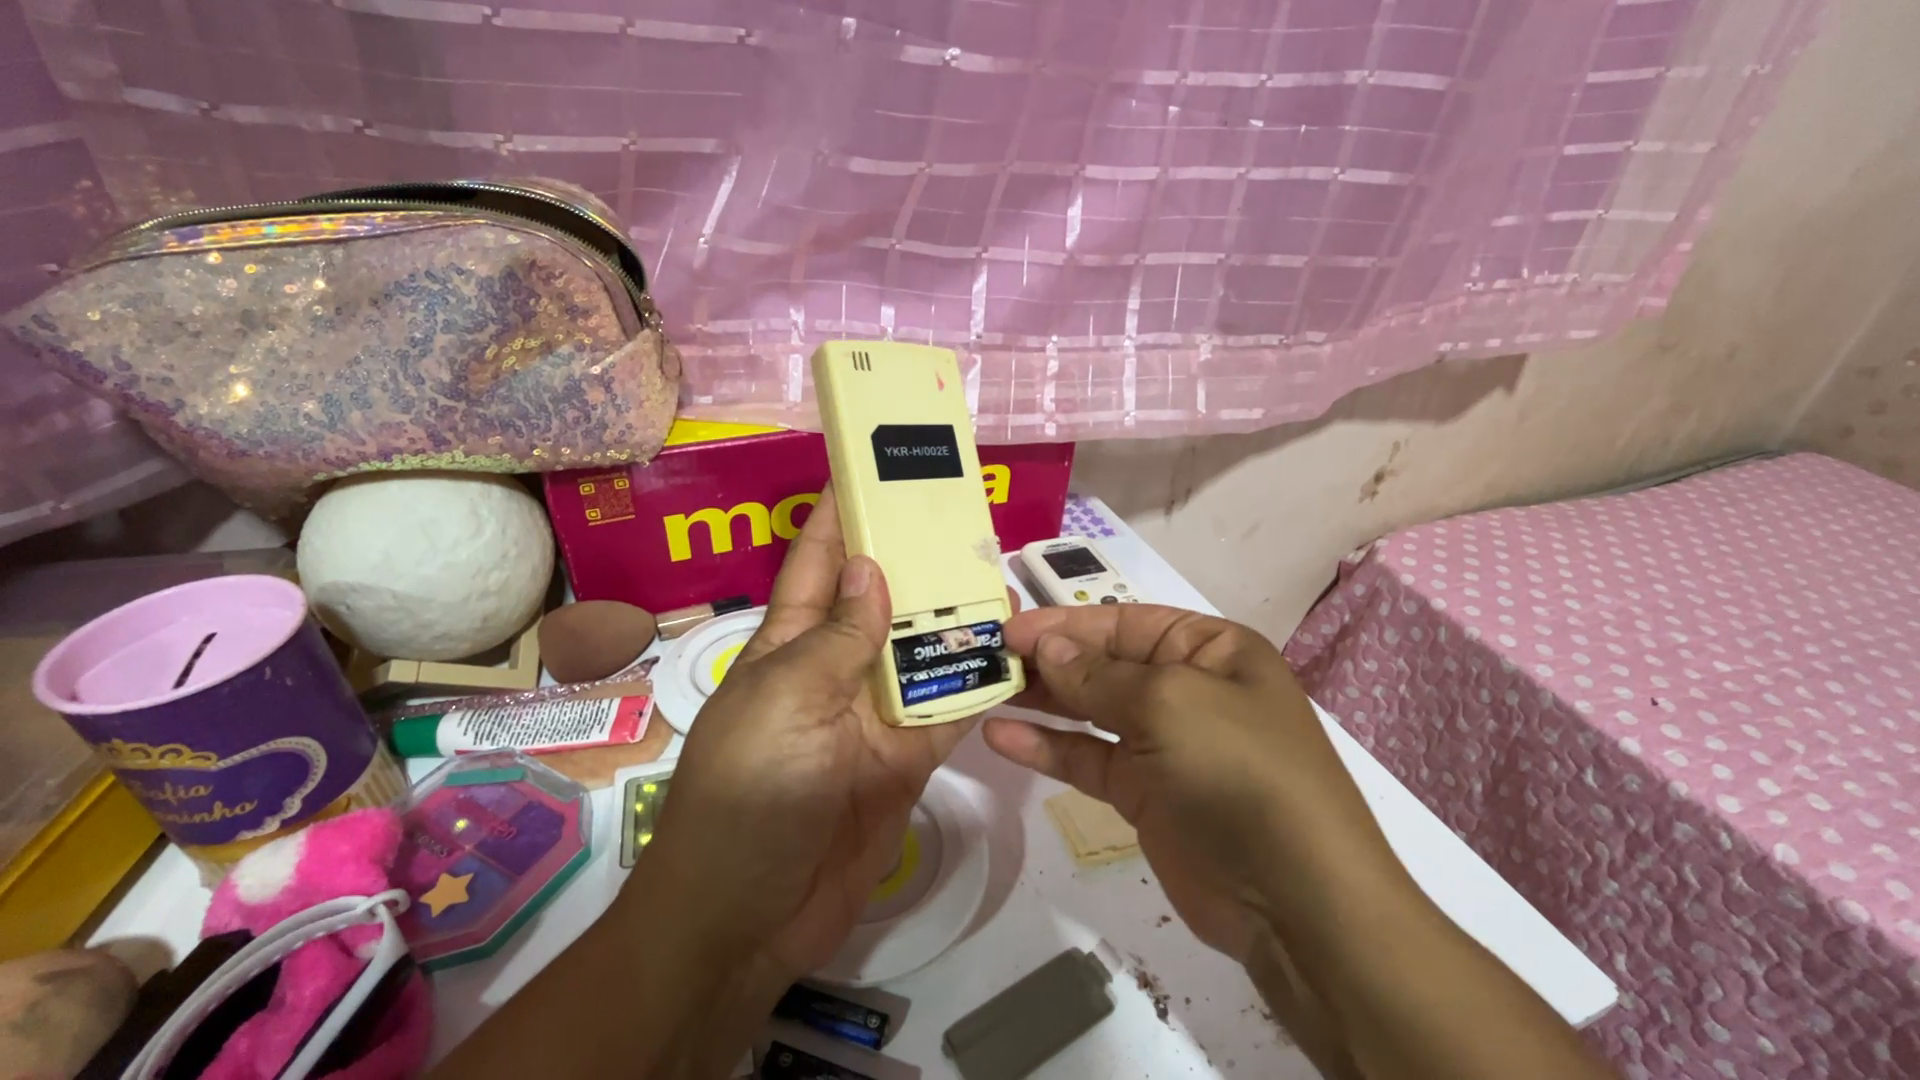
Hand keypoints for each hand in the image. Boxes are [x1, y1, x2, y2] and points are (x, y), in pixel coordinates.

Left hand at [638, 487, 972, 982]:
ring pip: (922, 653)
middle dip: (918, 558)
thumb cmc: (747, 795)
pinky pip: (947, 712)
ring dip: (957, 618)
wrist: (748, 918)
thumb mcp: (784, 704)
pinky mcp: (906, 762)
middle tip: (972, 515)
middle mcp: (834, 670)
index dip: (842, 514)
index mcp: (789, 644)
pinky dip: (979, 685)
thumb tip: (870, 565)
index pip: (817, 563)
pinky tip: (1017, 653)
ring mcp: (873, 717)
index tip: (878, 463)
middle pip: (882, 601)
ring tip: (1008, 571)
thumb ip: (836, 639)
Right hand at [981, 604, 1404, 961]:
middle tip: (985, 661)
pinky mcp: (1144, 795)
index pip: (1125, 622)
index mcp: (1210, 650)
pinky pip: (1088, 760)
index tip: (1006, 629)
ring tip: (984, 692)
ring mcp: (1165, 745)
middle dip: (1049, 660)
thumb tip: (1047, 647)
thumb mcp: (1169, 704)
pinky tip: (1001, 738)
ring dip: (1041, 702)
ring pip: (1091, 712)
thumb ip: (1099, 675)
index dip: (1065, 624)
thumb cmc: (1238, 771)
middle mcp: (1188, 689)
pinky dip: (1048, 749)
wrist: (1294, 897)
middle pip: (1105, 664)